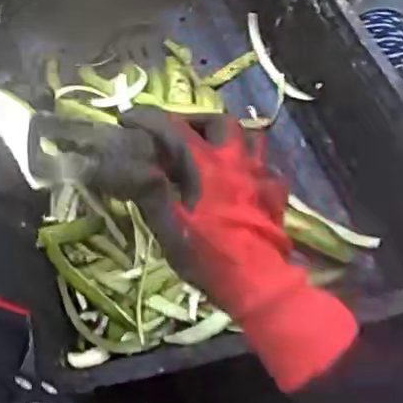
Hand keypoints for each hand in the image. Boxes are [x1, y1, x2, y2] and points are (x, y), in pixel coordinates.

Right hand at [90, 108, 357, 390]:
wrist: (259, 284)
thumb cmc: (209, 255)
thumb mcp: (168, 227)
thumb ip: (150, 192)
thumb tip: (135, 165)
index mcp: (205, 163)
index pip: (172, 127)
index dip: (147, 118)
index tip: (127, 119)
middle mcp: (235, 159)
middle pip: (217, 121)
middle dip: (192, 120)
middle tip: (174, 132)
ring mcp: (259, 174)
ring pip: (248, 136)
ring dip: (226, 136)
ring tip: (210, 147)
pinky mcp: (275, 194)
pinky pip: (263, 165)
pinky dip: (247, 163)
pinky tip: (239, 177)